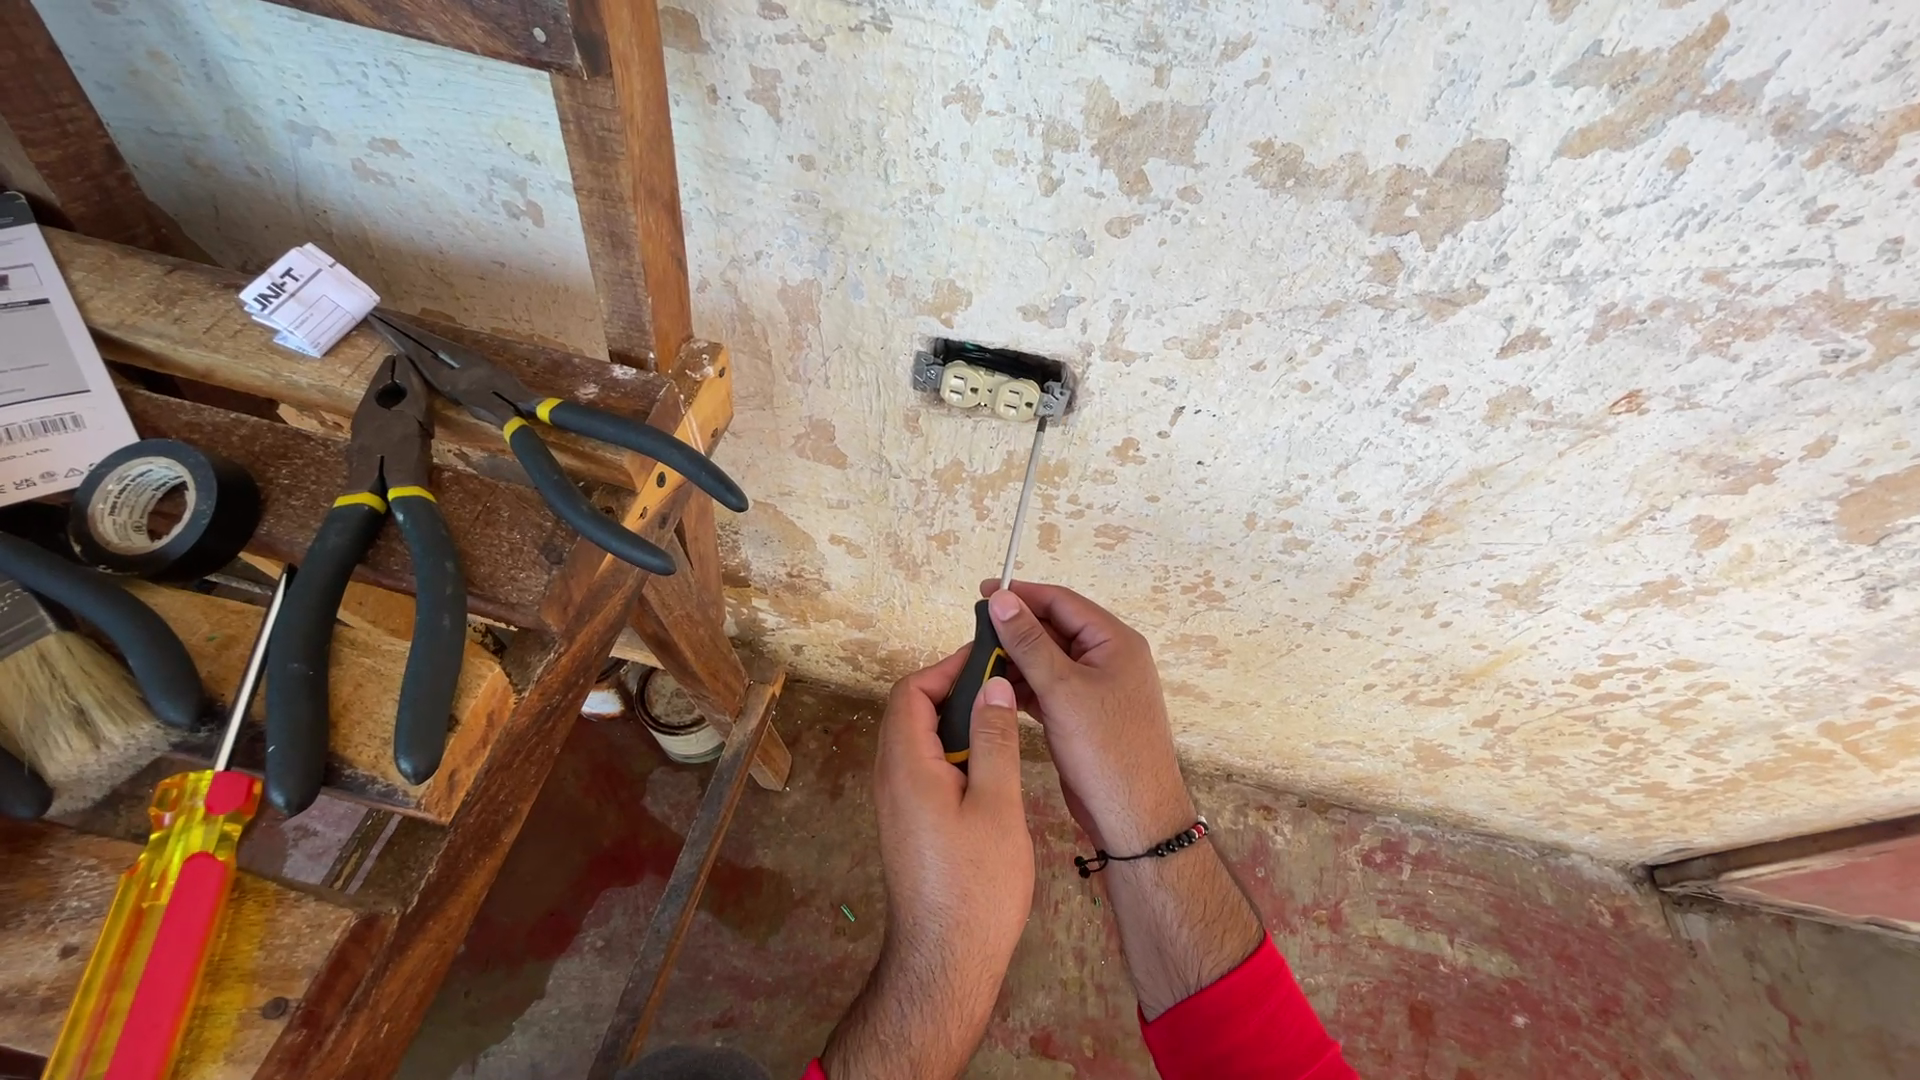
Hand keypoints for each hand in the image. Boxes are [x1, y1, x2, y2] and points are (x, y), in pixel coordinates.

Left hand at [821, 653, 1033, 1078]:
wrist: (945, 962)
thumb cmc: (976, 884)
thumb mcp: (997, 804)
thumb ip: (994, 738)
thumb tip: (993, 684)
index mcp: (905, 764)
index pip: (911, 691)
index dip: (947, 667)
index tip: (989, 659)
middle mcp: (889, 776)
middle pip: (911, 710)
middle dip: (954, 689)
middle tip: (1003, 685)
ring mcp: (895, 801)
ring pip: (918, 739)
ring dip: (955, 720)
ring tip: (1003, 718)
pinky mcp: (907, 821)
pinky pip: (923, 765)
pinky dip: (952, 749)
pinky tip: (989, 762)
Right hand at [978, 581, 1195, 852]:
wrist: (1133, 816)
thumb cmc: (1105, 748)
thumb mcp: (1063, 688)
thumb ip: (1029, 641)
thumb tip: (1002, 600)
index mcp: (1114, 640)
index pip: (1061, 602)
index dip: (1022, 595)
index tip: (983, 592)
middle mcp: (1107, 658)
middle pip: (1054, 629)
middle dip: (1015, 630)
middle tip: (974, 631)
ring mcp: (1094, 688)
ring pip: (1047, 660)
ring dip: (1015, 660)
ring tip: (977, 661)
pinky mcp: (1081, 714)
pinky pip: (1047, 687)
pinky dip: (1023, 686)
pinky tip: (995, 690)